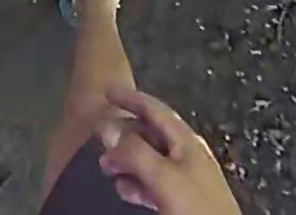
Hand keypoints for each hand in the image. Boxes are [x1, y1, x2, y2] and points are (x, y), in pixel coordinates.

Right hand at [96, 87, 240, 214]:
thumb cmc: (195, 209)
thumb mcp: (163, 177)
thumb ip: (136, 152)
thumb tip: (110, 131)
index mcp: (185, 140)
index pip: (154, 109)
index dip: (130, 98)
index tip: (107, 92)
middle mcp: (186, 154)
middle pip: (150, 133)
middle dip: (124, 132)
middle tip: (100, 138)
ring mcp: (186, 179)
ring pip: (150, 159)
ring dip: (127, 160)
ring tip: (106, 167)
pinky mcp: (184, 203)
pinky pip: (155, 183)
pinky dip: (137, 181)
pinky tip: (124, 189)